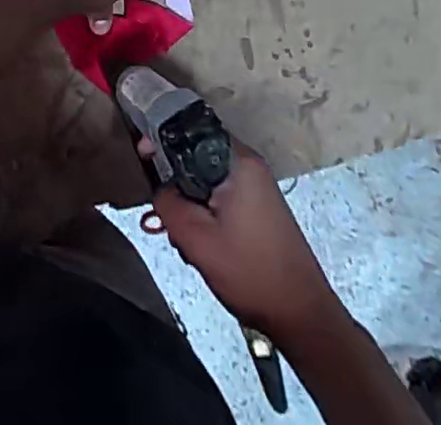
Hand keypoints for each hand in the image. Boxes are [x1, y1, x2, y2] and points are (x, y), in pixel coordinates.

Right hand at [149, 142, 344, 338]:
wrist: (299, 310)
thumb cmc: (249, 271)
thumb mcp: (197, 238)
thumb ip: (169, 203)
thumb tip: (157, 184)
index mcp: (239, 162)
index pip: (193, 131)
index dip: (163, 140)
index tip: (141, 155)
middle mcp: (250, 165)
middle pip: (198, 156)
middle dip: (177, 182)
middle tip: (165, 215)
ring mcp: (256, 186)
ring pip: (208, 180)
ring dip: (190, 203)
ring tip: (185, 239)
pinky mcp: (258, 205)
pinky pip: (222, 196)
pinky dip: (206, 213)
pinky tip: (201, 244)